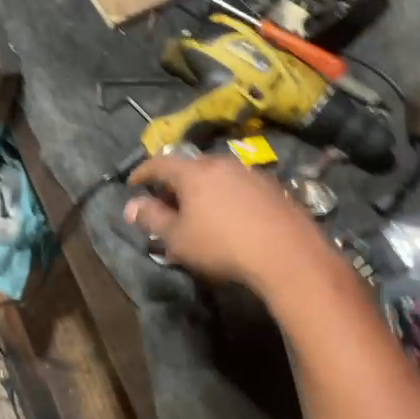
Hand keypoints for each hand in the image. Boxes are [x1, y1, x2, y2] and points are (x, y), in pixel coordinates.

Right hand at [123, 154, 325, 284]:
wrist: (288, 255)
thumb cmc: (222, 246)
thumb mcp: (177, 238)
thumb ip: (152, 219)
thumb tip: (131, 205)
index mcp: (193, 172)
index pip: (159, 163)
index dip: (142, 172)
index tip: (133, 183)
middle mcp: (222, 164)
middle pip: (190, 166)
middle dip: (174, 182)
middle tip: (166, 202)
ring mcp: (251, 173)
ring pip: (217, 175)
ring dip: (202, 189)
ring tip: (198, 210)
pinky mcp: (273, 188)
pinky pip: (239, 186)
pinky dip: (226, 195)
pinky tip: (229, 216)